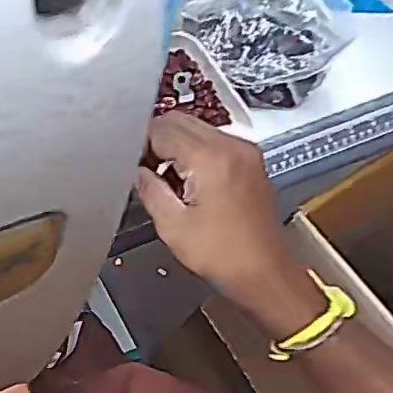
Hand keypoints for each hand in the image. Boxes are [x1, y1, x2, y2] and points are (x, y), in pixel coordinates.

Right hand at [135, 112, 323, 331]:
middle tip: (142, 169)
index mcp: (211, 159)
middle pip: (180, 121)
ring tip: (165, 180)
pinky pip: (214, 142)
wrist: (262, 271)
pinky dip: (194, 153)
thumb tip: (137, 171)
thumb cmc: (222, 254)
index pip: (163, 130)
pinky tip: (186, 181)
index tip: (129, 164)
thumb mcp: (171, 225)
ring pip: (197, 128)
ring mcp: (245, 152)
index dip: (140, 145)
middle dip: (156, 141)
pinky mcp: (250, 162)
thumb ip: (149, 189)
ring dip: (174, 146)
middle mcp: (232, 146)